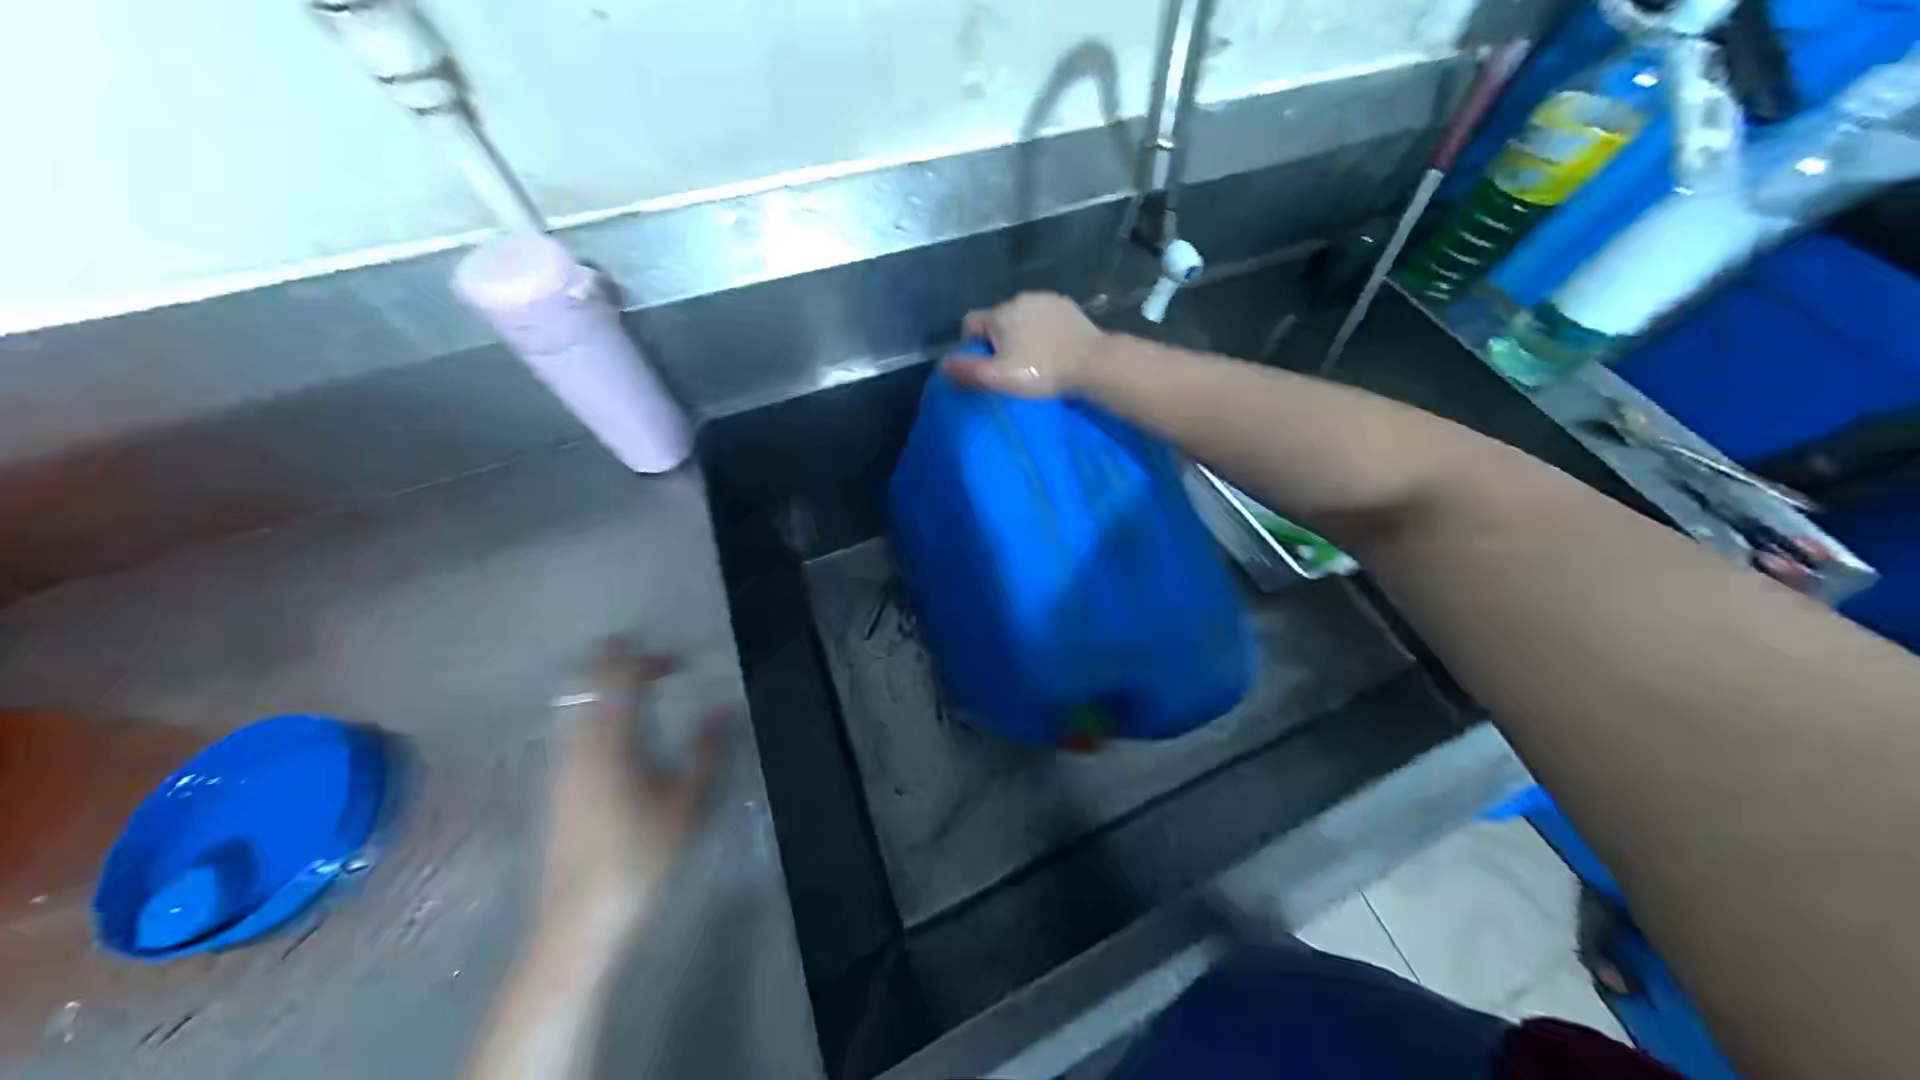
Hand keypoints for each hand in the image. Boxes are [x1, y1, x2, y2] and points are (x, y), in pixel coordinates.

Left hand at [540, 639, 729, 936]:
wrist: (579, 920)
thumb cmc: (642, 858)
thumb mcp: (689, 804)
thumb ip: (708, 751)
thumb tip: (725, 708)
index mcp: (613, 744)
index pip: (621, 681)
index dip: (647, 661)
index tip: (677, 661)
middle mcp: (578, 746)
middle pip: (587, 684)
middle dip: (614, 662)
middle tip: (649, 658)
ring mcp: (560, 766)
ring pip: (573, 705)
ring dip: (600, 685)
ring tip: (633, 685)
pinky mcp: (554, 787)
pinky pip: (570, 727)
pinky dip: (590, 710)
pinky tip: (612, 729)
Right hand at [942, 292, 1108, 397]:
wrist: (1093, 363)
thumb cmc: (1042, 371)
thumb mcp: (998, 377)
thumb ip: (966, 370)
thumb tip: (943, 365)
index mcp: (1000, 313)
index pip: (970, 324)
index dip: (971, 346)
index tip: (985, 367)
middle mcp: (1020, 298)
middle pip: (996, 320)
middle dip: (997, 341)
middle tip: (1010, 369)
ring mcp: (1047, 299)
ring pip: (1021, 317)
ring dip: (1021, 335)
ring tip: (1034, 360)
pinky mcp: (1068, 306)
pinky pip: (1044, 317)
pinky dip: (1043, 331)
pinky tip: (1052, 350)